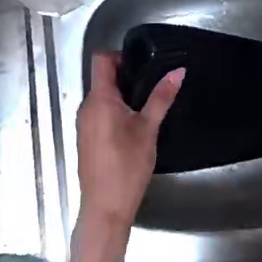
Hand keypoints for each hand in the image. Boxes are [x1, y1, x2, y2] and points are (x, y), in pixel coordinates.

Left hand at [76, 52, 183, 231]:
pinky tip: (134, 126)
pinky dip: (115, 111)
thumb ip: (162, 97)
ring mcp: (84, 124)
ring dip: (122, 96)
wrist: (106, 206)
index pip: (101, 60)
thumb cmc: (127, 165)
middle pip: (102, 78)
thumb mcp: (149, 128)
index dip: (119, 55)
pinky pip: (99, 113)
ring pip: (101, 97)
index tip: (141, 63)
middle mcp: (86, 108)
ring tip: (146, 106)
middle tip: (152, 84)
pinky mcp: (86, 138)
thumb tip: (178, 71)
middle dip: (125, 77)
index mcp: (99, 100)